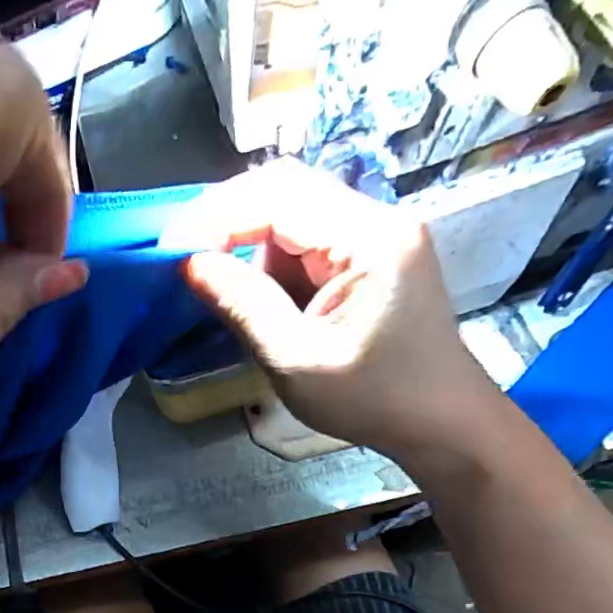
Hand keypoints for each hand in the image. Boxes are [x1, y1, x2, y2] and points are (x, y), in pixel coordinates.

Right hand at [164, 161, 510, 466]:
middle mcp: (378, 220)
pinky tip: (269, 301)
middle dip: (229, 223)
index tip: (171, 247)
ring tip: (235, 297)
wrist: (441, 421)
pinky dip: (276, 265)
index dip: (216, 215)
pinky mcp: (372, 255)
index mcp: (370, 238)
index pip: (279, 196)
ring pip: (294, 215)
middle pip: (287, 191)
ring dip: (253, 248)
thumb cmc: (374, 399)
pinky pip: (309, 242)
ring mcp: (378, 234)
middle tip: (186, 259)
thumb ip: (243, 305)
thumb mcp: (297, 360)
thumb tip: (188, 263)